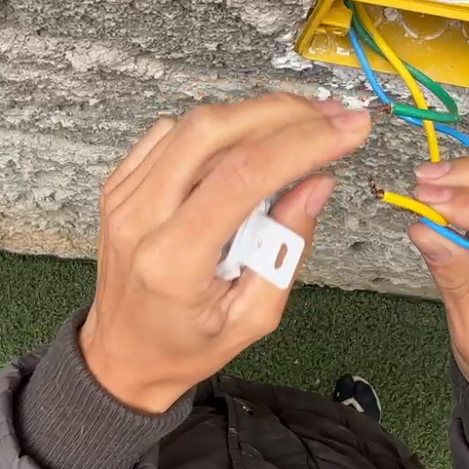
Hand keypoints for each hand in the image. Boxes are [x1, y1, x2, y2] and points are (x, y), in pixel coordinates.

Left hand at [81, 94, 372, 412]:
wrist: (121, 356)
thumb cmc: (185, 346)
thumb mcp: (252, 317)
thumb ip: (288, 248)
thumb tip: (317, 182)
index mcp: (172, 262)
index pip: (241, 177)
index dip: (301, 143)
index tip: (349, 129)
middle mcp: (139, 219)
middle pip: (212, 132)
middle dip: (282, 112)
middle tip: (333, 116)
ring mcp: (123, 197)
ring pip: (192, 125)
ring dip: (255, 114)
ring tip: (304, 122)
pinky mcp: (120, 185)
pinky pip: (170, 134)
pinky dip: (218, 127)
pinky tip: (250, 137)